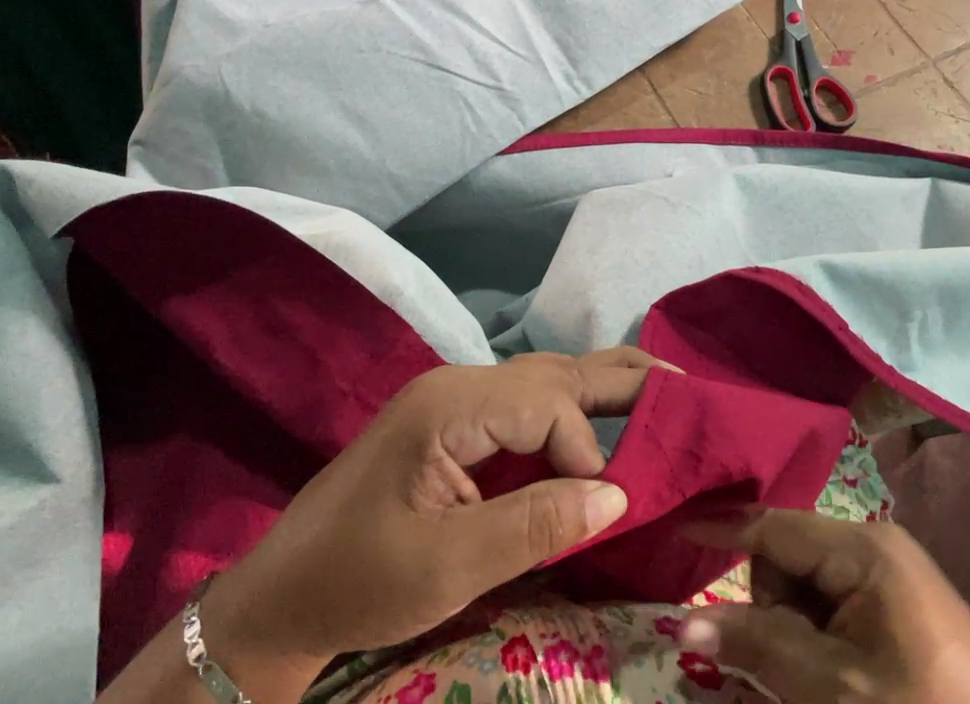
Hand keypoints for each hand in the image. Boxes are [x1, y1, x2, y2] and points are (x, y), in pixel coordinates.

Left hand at [100, 348, 661, 703]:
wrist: (282, 597)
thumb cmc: (357, 581)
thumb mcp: (448, 566)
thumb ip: (535, 525)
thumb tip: (618, 495)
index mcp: (449, 405)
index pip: (548, 401)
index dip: (585, 450)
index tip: (596, 509)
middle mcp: (456, 386)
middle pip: (554, 371)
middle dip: (619, 381)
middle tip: (687, 388)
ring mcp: (453, 404)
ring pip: (543, 383)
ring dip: (598, 394)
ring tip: (660, 396)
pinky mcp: (454, 429)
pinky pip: (526, 410)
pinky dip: (570, 418)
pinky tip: (600, 428)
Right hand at [679, 511, 969, 703]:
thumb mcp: (830, 687)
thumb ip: (756, 644)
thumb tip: (684, 622)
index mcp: (863, 548)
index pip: (772, 524)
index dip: (719, 528)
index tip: (669, 528)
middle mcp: (875, 549)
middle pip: (785, 558)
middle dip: (766, 607)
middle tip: (779, 668)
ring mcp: (890, 582)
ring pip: (805, 591)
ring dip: (788, 633)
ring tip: (808, 687)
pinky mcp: (898, 614)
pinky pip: (832, 613)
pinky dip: (813, 645)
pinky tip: (819, 684)